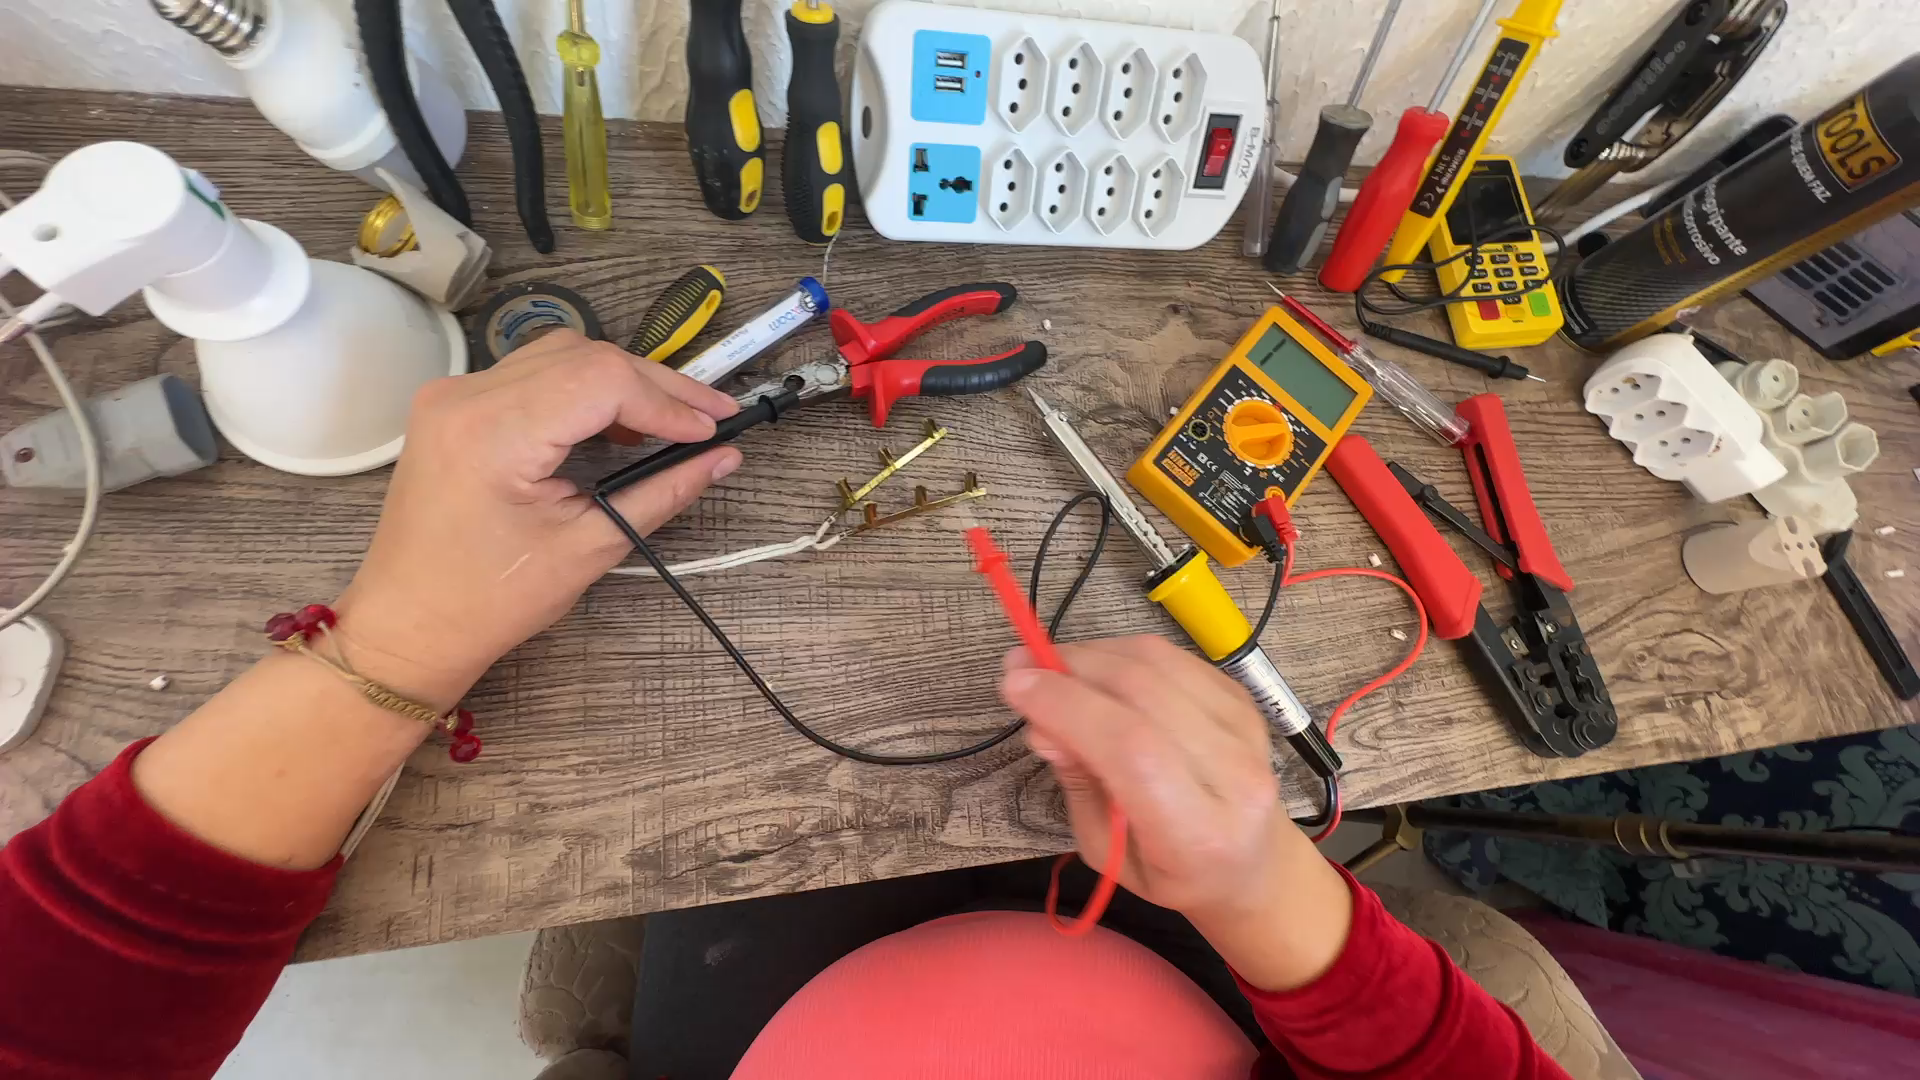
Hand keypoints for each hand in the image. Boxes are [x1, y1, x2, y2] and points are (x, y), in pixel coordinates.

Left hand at [332, 330, 740, 708]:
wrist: (410, 620)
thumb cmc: (497, 597)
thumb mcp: (593, 546)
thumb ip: (665, 491)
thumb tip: (726, 458)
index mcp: (494, 432)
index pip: (602, 380)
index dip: (668, 402)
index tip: (714, 433)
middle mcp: (468, 395)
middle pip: (587, 356)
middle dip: (660, 385)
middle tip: (715, 416)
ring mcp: (457, 394)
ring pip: (566, 355)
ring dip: (629, 381)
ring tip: (677, 418)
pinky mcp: (461, 405)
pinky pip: (541, 374)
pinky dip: (592, 389)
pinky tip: (623, 423)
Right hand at [999, 635, 1352, 989]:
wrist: (1255, 864)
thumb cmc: (1171, 870)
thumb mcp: (1105, 850)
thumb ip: (1076, 782)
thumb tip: (1042, 723)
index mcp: (1198, 834)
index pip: (1130, 749)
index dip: (1066, 706)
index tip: (1015, 685)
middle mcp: (1234, 774)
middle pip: (1141, 693)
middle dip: (1068, 670)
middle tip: (1020, 666)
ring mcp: (1243, 729)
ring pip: (1153, 662)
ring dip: (1090, 653)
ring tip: (1051, 666)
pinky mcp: (1241, 698)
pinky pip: (1168, 655)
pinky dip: (1119, 652)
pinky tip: (1094, 668)